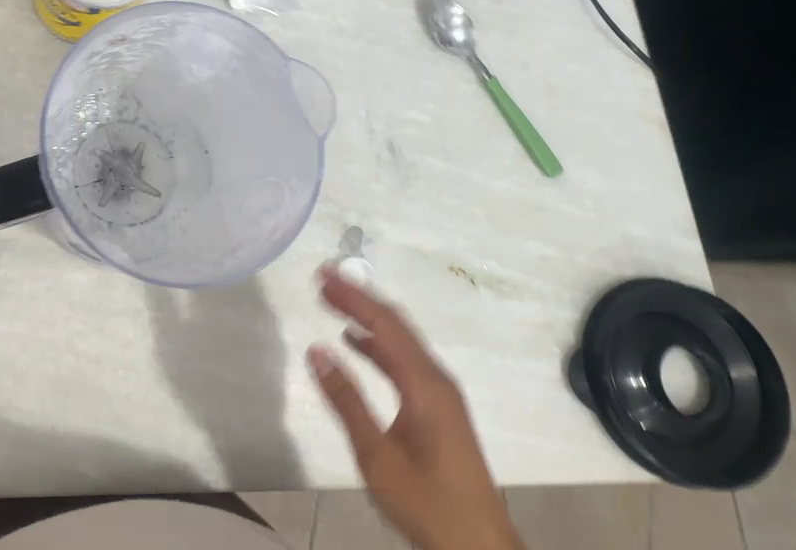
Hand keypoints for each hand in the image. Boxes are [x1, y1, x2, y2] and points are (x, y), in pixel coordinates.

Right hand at [308, 267, 523, 549]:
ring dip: (367, 320)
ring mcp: (441, 395)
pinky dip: (378, 345)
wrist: (478, 549)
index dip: (352, 296)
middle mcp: (436, 380)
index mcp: (425, 385)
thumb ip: (346, 401)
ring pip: (402, 342)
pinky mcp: (439, 410)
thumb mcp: (377, 455)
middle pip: (396, 326)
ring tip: (333, 304)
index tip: (322, 275)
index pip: (384, 325)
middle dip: (359, 299)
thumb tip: (316, 350)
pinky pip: (405, 361)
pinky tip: (356, 345)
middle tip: (323, 281)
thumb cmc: (427, 502)